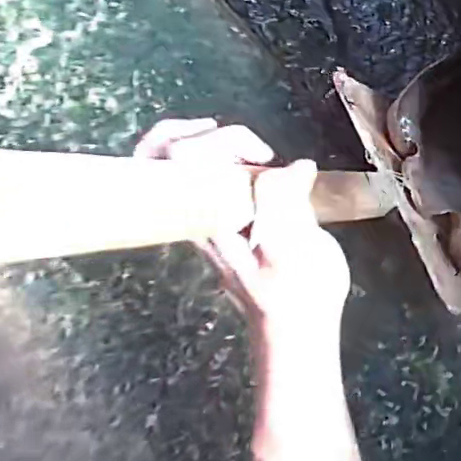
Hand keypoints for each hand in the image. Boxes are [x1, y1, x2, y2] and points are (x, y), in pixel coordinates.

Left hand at [135, 119, 350, 354]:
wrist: (297, 326)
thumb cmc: (295, 293)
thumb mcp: (292, 247)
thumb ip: (283, 202)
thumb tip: (295, 167)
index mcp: (204, 216)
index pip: (175, 159)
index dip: (215, 141)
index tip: (264, 157)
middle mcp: (196, 213)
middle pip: (162, 155)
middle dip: (205, 135)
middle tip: (255, 149)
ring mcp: (208, 216)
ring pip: (182, 164)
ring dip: (218, 144)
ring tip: (260, 154)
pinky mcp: (230, 219)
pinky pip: (209, 177)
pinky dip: (230, 158)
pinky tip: (262, 164)